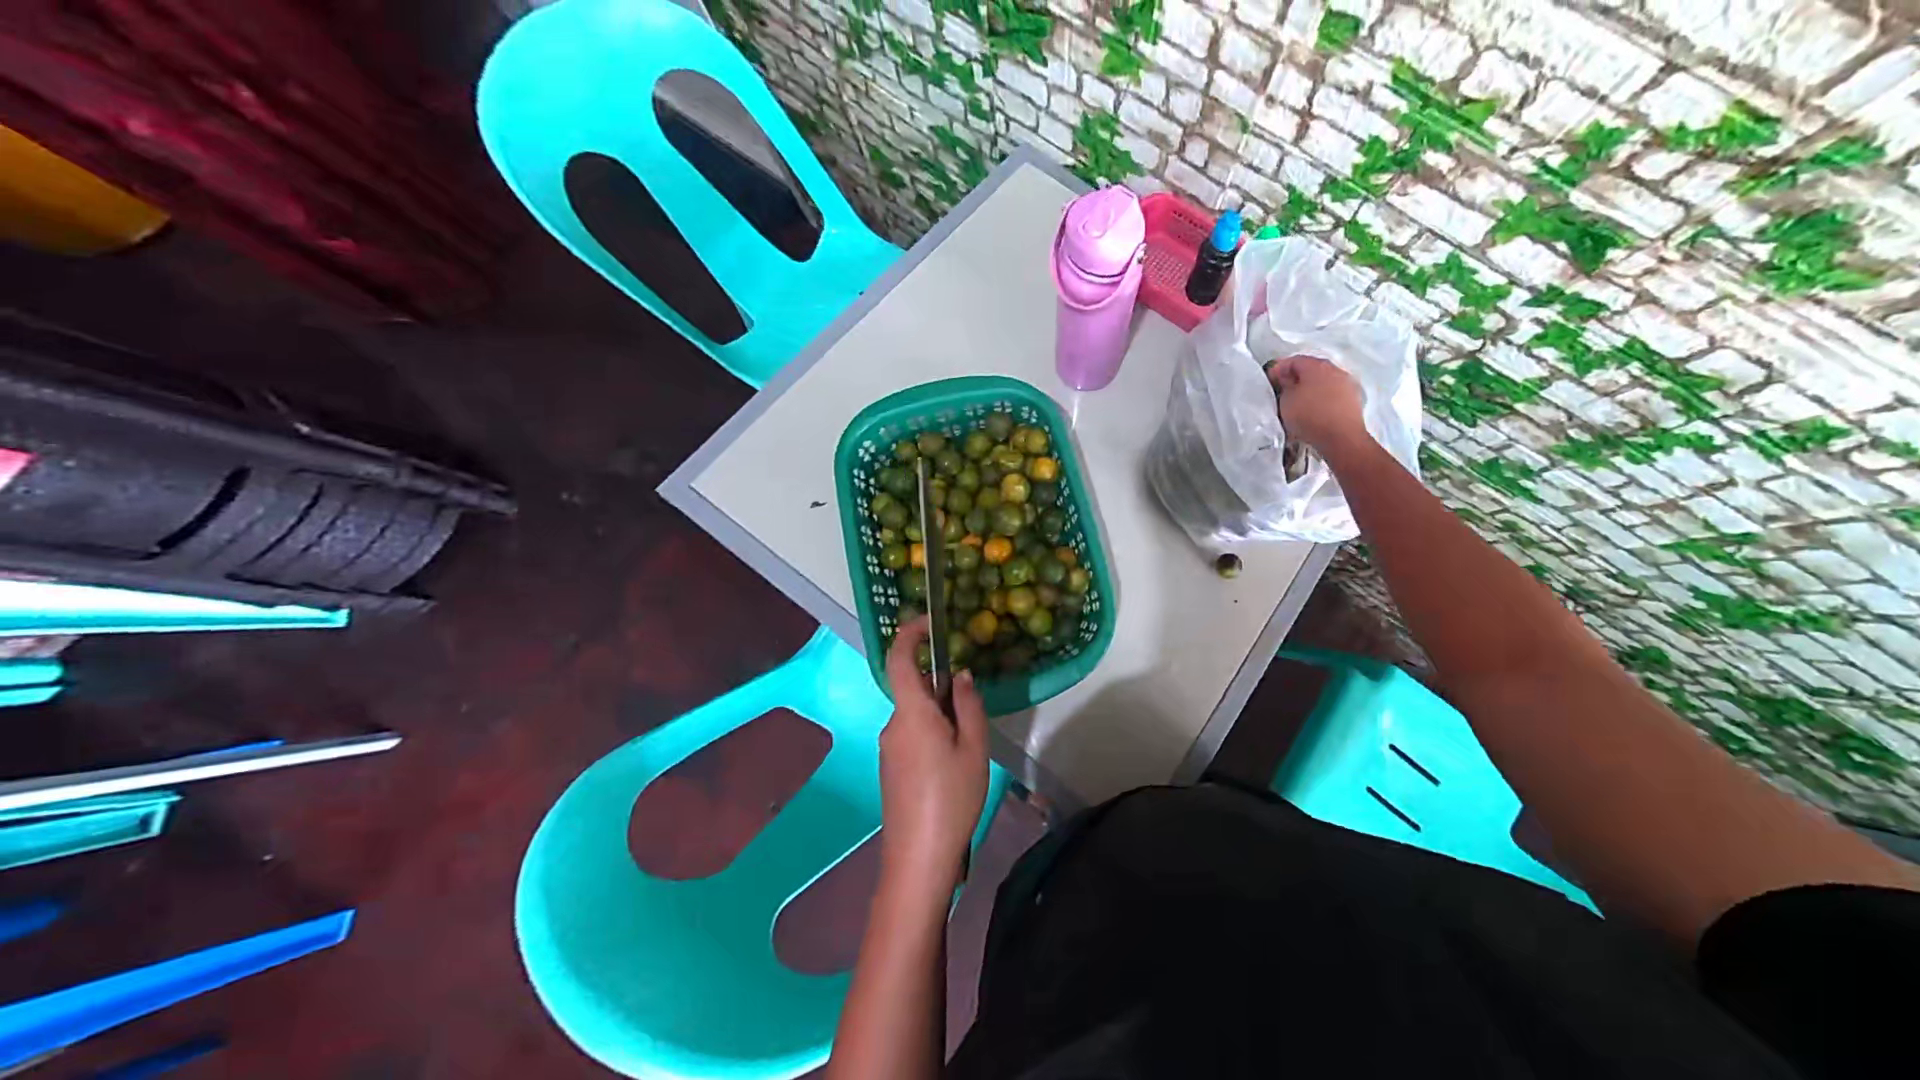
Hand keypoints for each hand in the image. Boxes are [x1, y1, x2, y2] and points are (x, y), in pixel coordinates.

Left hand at [880, 617, 990, 889]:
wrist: (918, 856)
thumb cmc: (951, 798)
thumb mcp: (973, 748)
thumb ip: (967, 706)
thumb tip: (958, 676)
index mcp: (911, 713)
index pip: (900, 660)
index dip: (910, 634)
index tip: (929, 623)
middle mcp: (893, 724)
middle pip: (912, 689)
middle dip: (940, 685)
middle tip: (973, 704)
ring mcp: (888, 748)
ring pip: (915, 714)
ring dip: (939, 713)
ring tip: (970, 743)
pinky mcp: (891, 767)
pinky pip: (911, 734)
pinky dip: (931, 732)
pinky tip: (953, 764)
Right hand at [1266, 354, 1369, 455]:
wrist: (1340, 437)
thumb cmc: (1311, 417)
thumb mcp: (1285, 401)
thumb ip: (1284, 387)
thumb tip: (1287, 382)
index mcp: (1316, 366)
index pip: (1294, 360)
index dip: (1279, 369)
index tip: (1271, 379)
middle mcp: (1335, 370)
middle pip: (1312, 369)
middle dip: (1297, 377)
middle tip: (1283, 389)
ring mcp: (1347, 385)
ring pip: (1324, 382)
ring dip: (1311, 388)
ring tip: (1298, 402)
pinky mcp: (1353, 401)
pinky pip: (1333, 395)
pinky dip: (1322, 399)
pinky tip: (1314, 411)